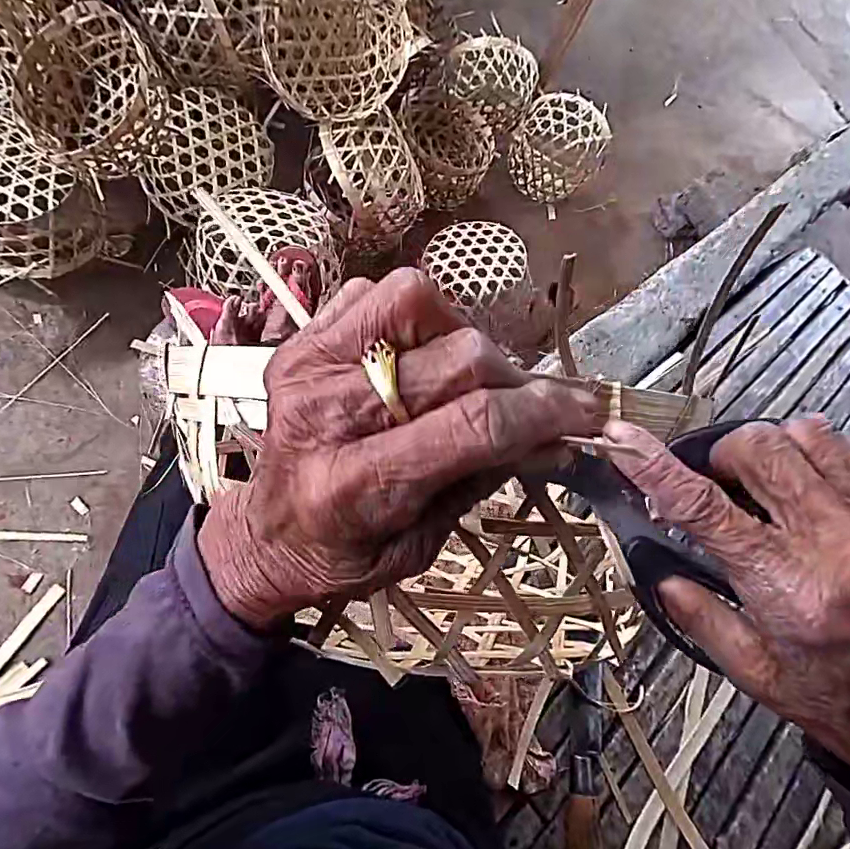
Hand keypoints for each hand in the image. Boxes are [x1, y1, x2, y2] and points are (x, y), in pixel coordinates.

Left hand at [198, 269, 605, 627]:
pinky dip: (414, 316)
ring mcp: (308, 365)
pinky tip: (415, 357)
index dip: (544, 410)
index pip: (474, 423)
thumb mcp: (421, 545)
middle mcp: (328, 411)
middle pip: (458, 357)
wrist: (264, 536)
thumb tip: (552, 434)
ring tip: (463, 377)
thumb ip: (482, 481)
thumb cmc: (342, 556)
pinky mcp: (299, 343)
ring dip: (461, 335)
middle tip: (528, 404)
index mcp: (357, 484)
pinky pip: (375, 292)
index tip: (585, 410)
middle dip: (515, 379)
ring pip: (416, 299)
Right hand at [603, 416, 849, 848]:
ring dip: (779, 453)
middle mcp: (847, 549)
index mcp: (794, 595)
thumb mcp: (765, 683)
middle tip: (725, 482)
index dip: (652, 464)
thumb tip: (660, 570)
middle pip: (761, 448)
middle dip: (725, 454)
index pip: (703, 508)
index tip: (620, 436)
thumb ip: (703, 618)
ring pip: (813, 435)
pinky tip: (833, 493)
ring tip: (781, 488)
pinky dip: (834, 458)